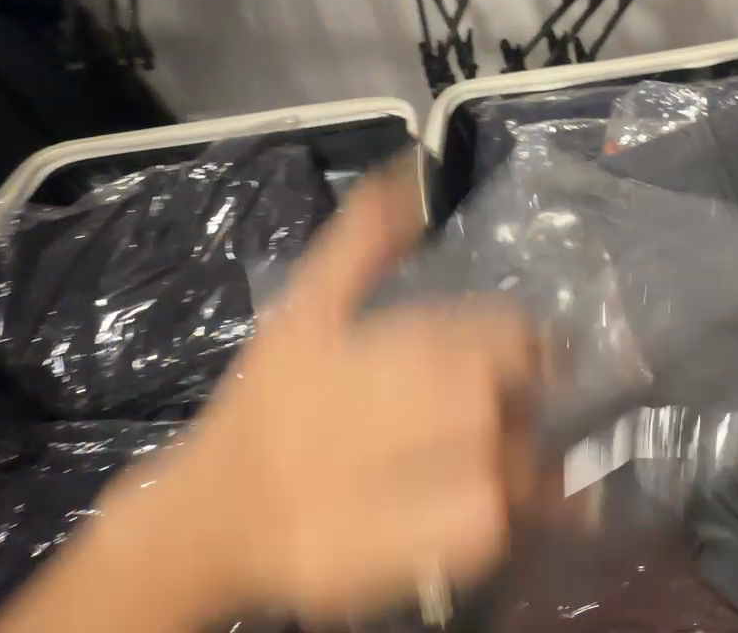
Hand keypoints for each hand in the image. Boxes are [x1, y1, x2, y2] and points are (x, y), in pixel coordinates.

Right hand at [96, 161, 539, 625]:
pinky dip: (506, 515)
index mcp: (335, 350)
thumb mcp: (303, 306)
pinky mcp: (354, 567)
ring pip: (484, 474)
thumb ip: (363, 239)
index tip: (532, 342)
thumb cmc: (267, 397)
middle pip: (479, 402)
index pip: (468, 337)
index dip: (517, 338)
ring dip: (520, 453)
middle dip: (523, 391)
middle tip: (531, 388)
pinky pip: (464, 540)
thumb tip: (415, 170)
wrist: (205, 516)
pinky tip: (510, 496)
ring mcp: (345, 504)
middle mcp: (340, 424)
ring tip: (519, 442)